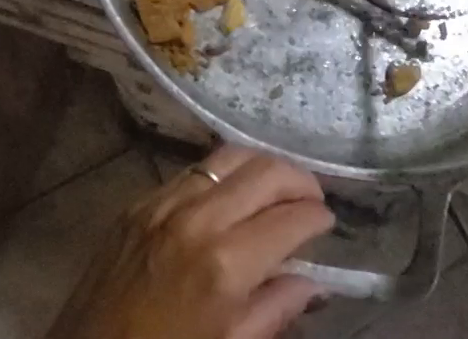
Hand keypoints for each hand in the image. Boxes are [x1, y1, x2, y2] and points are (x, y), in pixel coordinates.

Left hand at [43, 145, 334, 338]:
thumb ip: (274, 311)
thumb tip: (312, 282)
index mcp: (225, 265)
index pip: (291, 218)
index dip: (318, 217)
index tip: (328, 223)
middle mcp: (198, 219)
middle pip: (266, 171)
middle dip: (299, 181)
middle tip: (312, 199)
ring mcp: (164, 203)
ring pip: (230, 156)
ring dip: (263, 166)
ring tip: (278, 186)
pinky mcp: (138, 202)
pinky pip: (193, 170)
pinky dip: (223, 174)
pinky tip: (230, 193)